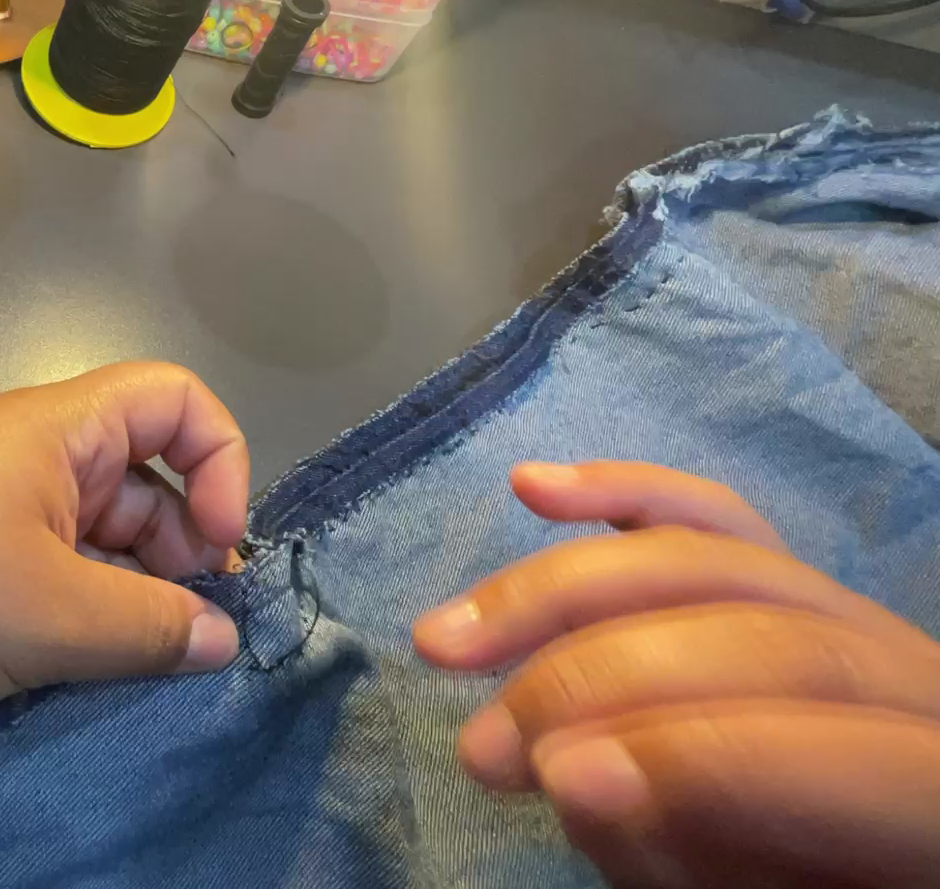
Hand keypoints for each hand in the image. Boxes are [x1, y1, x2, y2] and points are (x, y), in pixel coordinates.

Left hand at [0, 362, 246, 749]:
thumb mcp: (45, 612)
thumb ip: (149, 624)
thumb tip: (223, 637)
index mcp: (51, 428)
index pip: (170, 397)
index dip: (219, 459)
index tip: (221, 550)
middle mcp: (23, 455)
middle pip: (140, 474)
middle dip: (181, 547)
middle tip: (189, 635)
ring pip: (94, 536)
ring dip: (127, 595)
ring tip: (137, 669)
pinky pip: (46, 575)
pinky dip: (77, 617)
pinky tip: (83, 674)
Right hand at [413, 462, 939, 887]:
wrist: (827, 855)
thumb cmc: (790, 883)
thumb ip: (690, 854)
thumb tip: (571, 776)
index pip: (836, 752)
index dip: (688, 759)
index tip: (553, 780)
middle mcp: (918, 679)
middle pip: (745, 632)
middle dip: (584, 679)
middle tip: (482, 748)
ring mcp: (849, 611)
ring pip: (694, 558)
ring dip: (544, 593)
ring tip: (442, 641)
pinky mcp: (779, 575)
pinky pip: (702, 514)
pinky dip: (612, 491)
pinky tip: (528, 484)